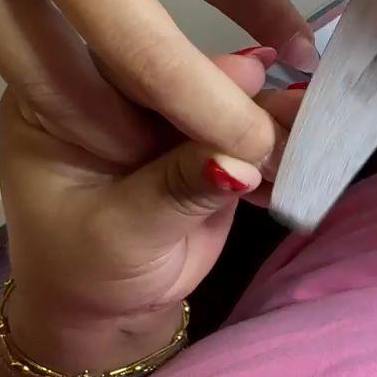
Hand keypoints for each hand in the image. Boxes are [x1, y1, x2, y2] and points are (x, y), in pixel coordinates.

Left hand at [0, 52, 300, 369]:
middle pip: (188, 79)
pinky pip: (245, 140)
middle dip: (245, 97)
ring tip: (313, 132)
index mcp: (64, 97)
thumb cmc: (87, 272)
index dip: (190, 70)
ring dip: (271, 124)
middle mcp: (116, 98)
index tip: (252, 78)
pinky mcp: (203, 150)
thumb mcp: (122, 232)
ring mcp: (164, 123)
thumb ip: (177, 190)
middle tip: (300, 107)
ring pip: (225, 109)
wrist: (108, 311)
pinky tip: (303, 159)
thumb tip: (240, 162)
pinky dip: (275, 152)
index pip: (130, 65)